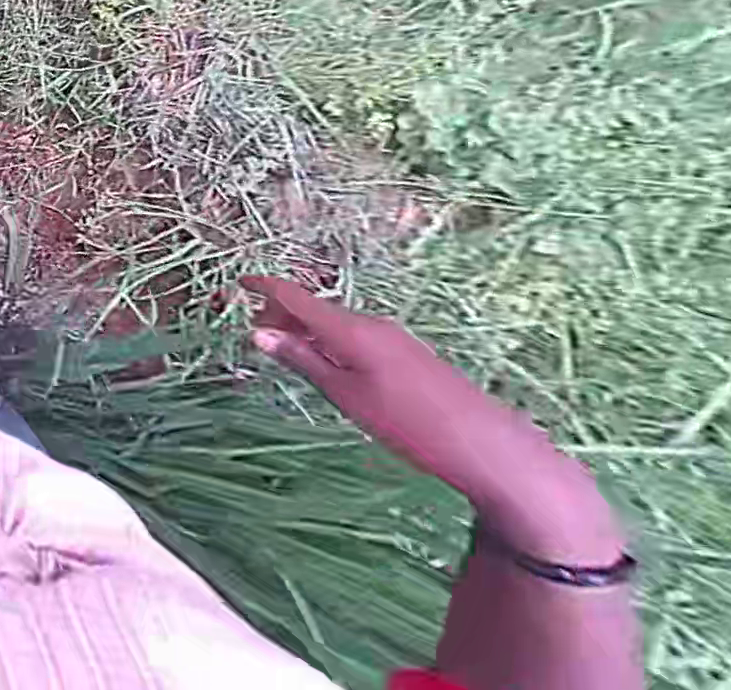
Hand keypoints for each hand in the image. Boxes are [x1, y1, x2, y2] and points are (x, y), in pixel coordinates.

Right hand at [242, 276, 624, 564]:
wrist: (491, 449)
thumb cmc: (407, 424)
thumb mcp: (345, 394)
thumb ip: (302, 360)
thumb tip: (258, 332)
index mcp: (351, 330)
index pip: (298, 297)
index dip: (266, 286)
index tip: (239, 281)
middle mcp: (371, 324)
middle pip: (315, 308)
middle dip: (282, 313)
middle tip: (257, 332)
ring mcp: (392, 337)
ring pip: (335, 322)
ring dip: (305, 328)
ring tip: (285, 349)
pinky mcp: (406, 353)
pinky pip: (355, 334)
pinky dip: (329, 339)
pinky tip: (326, 362)